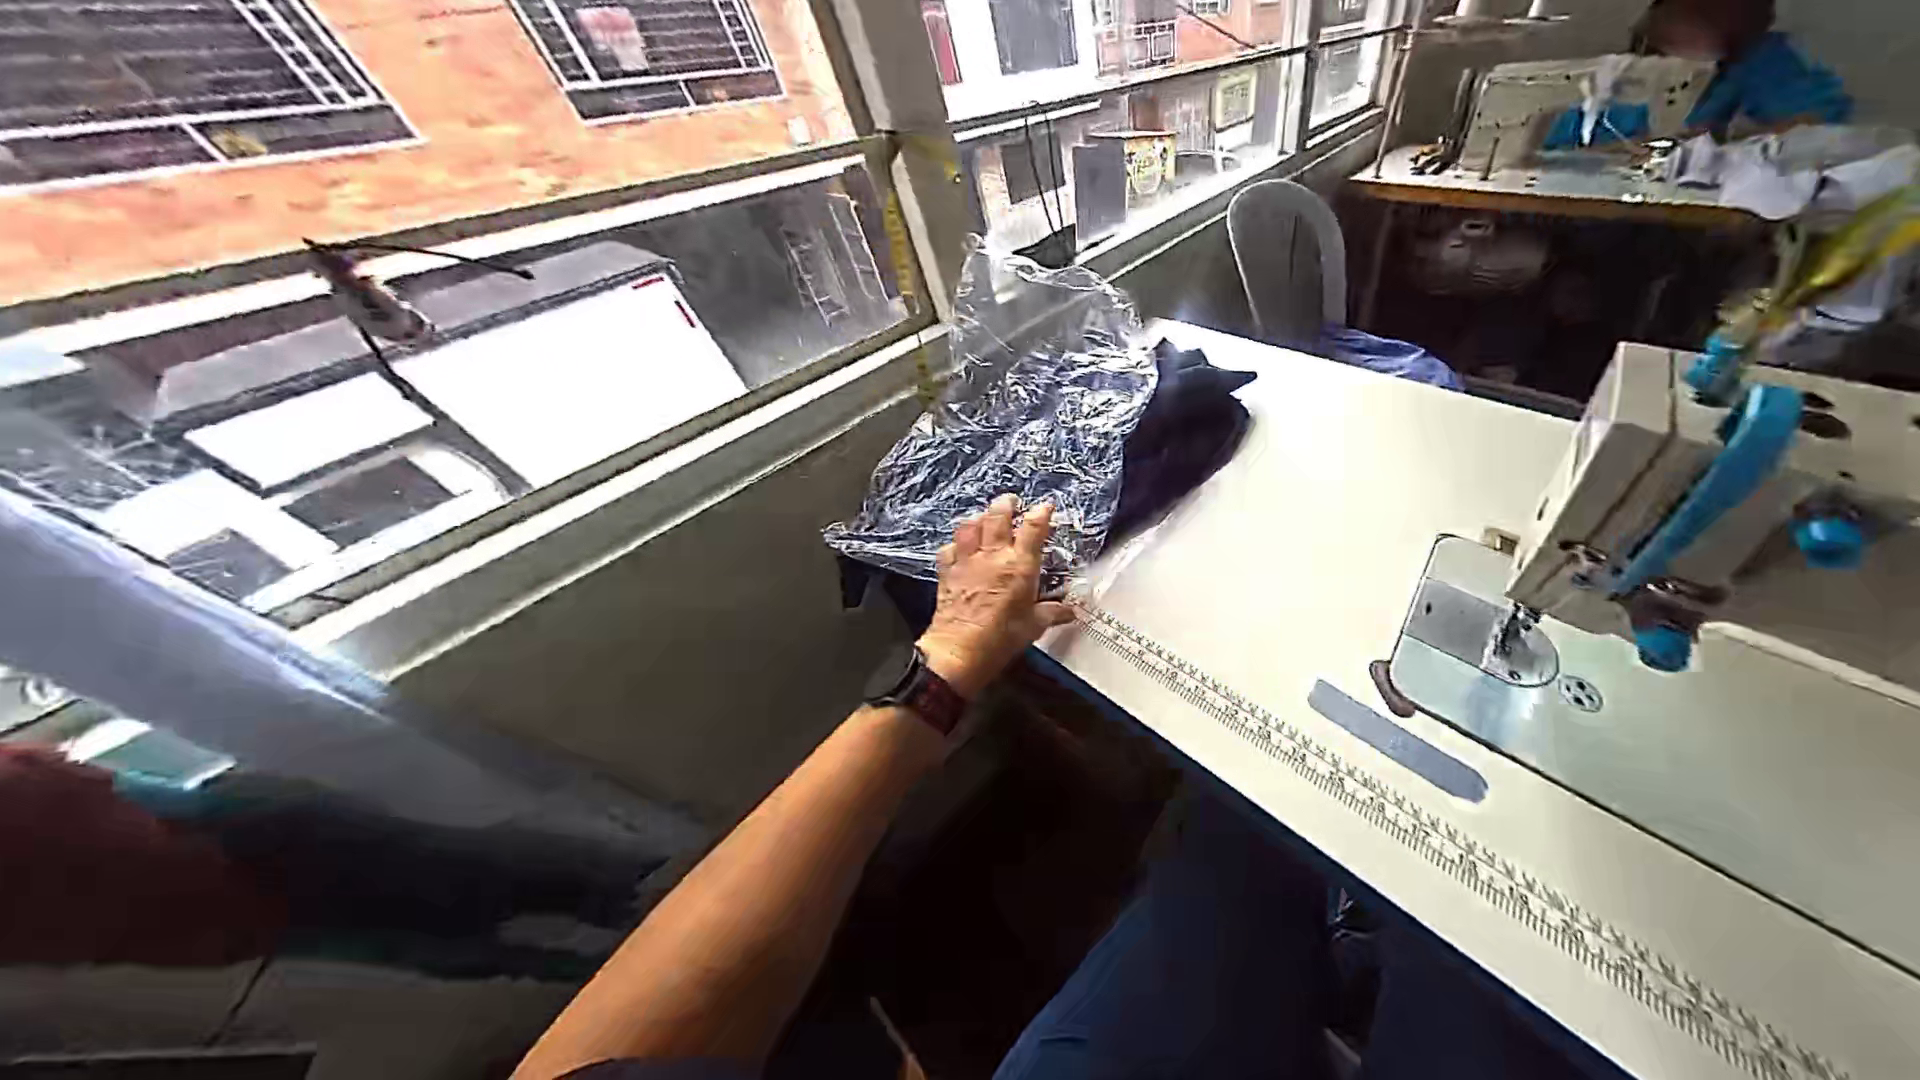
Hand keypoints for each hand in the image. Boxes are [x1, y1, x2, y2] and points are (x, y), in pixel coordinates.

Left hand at [918, 495, 1075, 698]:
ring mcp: (967, 561)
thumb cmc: (1001, 638)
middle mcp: (993, 556)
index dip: (1041, 513)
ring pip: (970, 525)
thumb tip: (1069, 612)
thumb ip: (1052, 613)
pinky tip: (958, 548)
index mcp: (1019, 566)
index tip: (1045, 507)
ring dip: (978, 518)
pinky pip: (949, 548)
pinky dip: (954, 544)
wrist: (959, 649)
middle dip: (1005, 504)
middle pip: (997, 515)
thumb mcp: (1034, 626)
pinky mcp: (947, 571)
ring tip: (984, 518)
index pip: (1033, 528)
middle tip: (1011, 502)